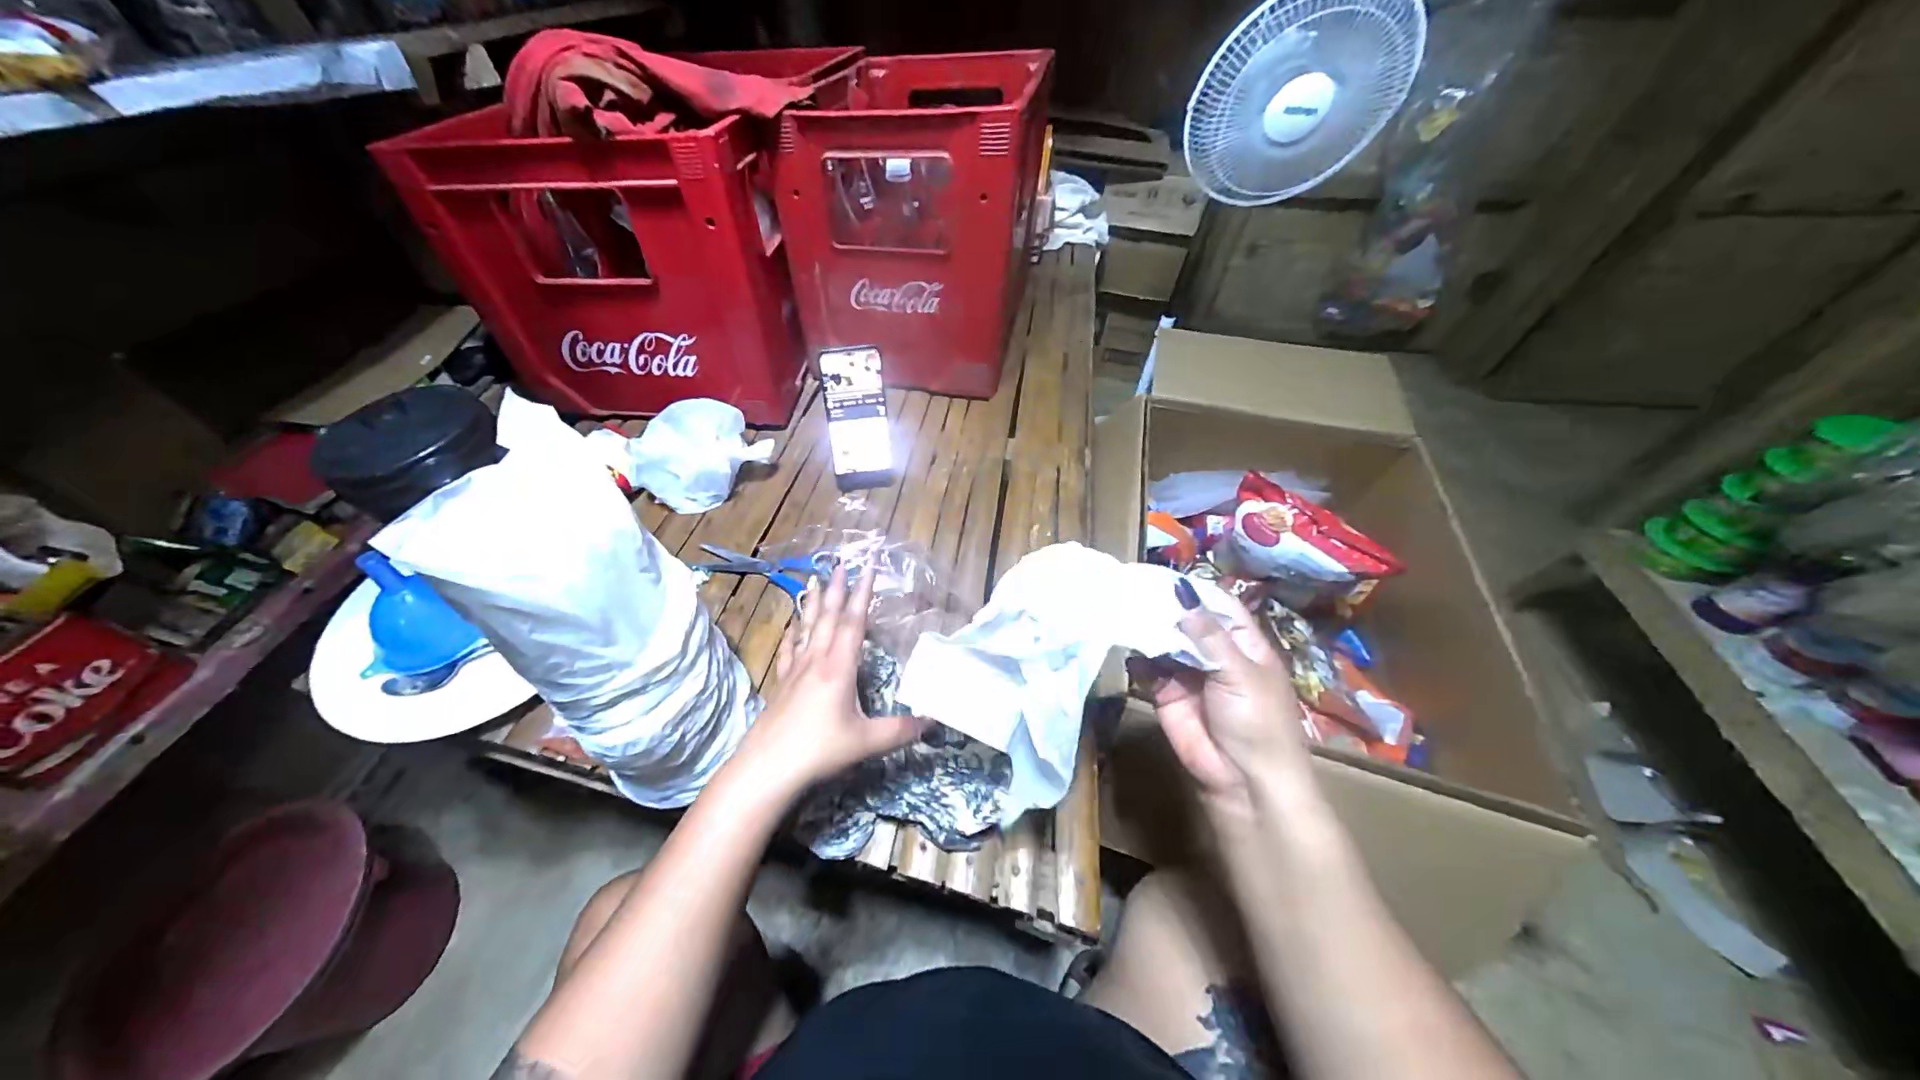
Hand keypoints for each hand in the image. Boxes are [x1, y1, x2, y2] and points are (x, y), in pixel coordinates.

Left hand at [738, 563, 923, 794]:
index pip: (854, 623)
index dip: (863, 594)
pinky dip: (794, 634)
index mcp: (838, 667)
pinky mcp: (782, 684)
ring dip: (814, 604)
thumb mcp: (867, 742)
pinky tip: (793, 629)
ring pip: (807, 628)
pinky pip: (790, 651)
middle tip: (841, 563)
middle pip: (829, 618)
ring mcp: (795, 671)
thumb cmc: (819, 749)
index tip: (867, 567)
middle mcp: (816, 661)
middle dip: (838, 589)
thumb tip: (933, 721)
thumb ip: (901, 730)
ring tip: (815, 581)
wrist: (767, 767)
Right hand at [1131, 583, 1311, 822]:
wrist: (1244, 783)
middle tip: (1133, 585)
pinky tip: (1123, 638)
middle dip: (1165, 606)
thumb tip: (1183, 595)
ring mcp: (1189, 674)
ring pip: (1165, 642)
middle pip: (1188, 621)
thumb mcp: (1239, 673)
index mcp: (1245, 646)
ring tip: (1123, 606)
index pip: (1220, 607)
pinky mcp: (1166, 694)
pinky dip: (1137, 654)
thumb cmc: (1258, 724)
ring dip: (1147, 627)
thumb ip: (1208, 636)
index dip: (1196, 591)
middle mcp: (1216, 654)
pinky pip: (1149, 667)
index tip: (1165, 575)